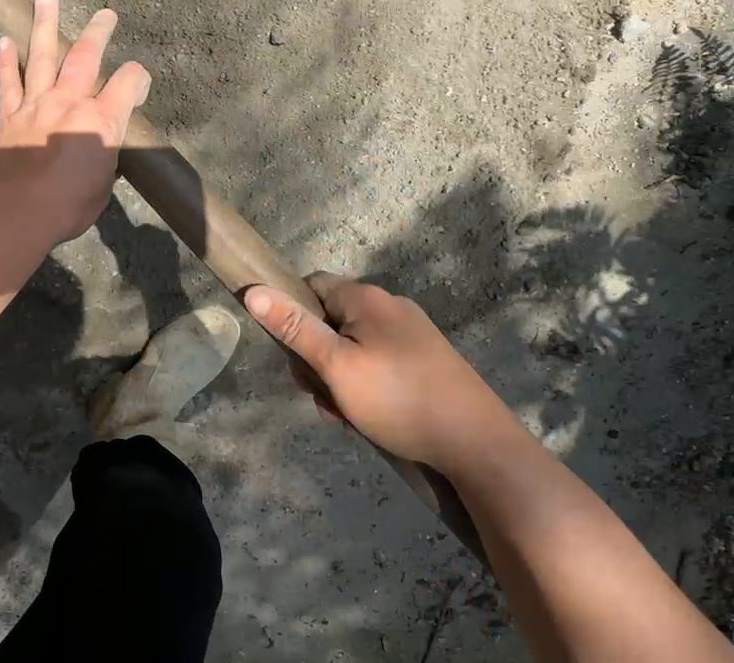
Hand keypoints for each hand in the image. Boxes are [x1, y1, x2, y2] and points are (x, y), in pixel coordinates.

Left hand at [0, 0, 149, 247]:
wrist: (17, 212)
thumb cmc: (67, 207)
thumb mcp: (103, 187)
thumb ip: (104, 161)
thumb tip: (103, 156)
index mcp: (102, 121)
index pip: (129, 83)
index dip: (138, 79)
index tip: (139, 82)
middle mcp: (70, 103)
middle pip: (86, 57)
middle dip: (98, 32)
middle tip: (105, 13)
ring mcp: (36, 105)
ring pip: (42, 56)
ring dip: (44, 23)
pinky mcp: (9, 116)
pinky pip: (8, 82)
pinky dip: (6, 61)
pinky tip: (5, 40)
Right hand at [242, 273, 521, 472]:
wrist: (480, 448)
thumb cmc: (399, 400)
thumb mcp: (335, 367)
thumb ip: (293, 328)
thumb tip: (253, 290)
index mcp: (367, 299)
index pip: (310, 286)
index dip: (291, 314)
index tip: (292, 354)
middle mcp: (391, 307)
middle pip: (330, 320)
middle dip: (316, 358)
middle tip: (320, 396)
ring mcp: (414, 334)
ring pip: (353, 347)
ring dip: (339, 378)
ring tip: (346, 415)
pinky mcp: (429, 361)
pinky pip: (379, 363)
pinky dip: (366, 386)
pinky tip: (370, 417)